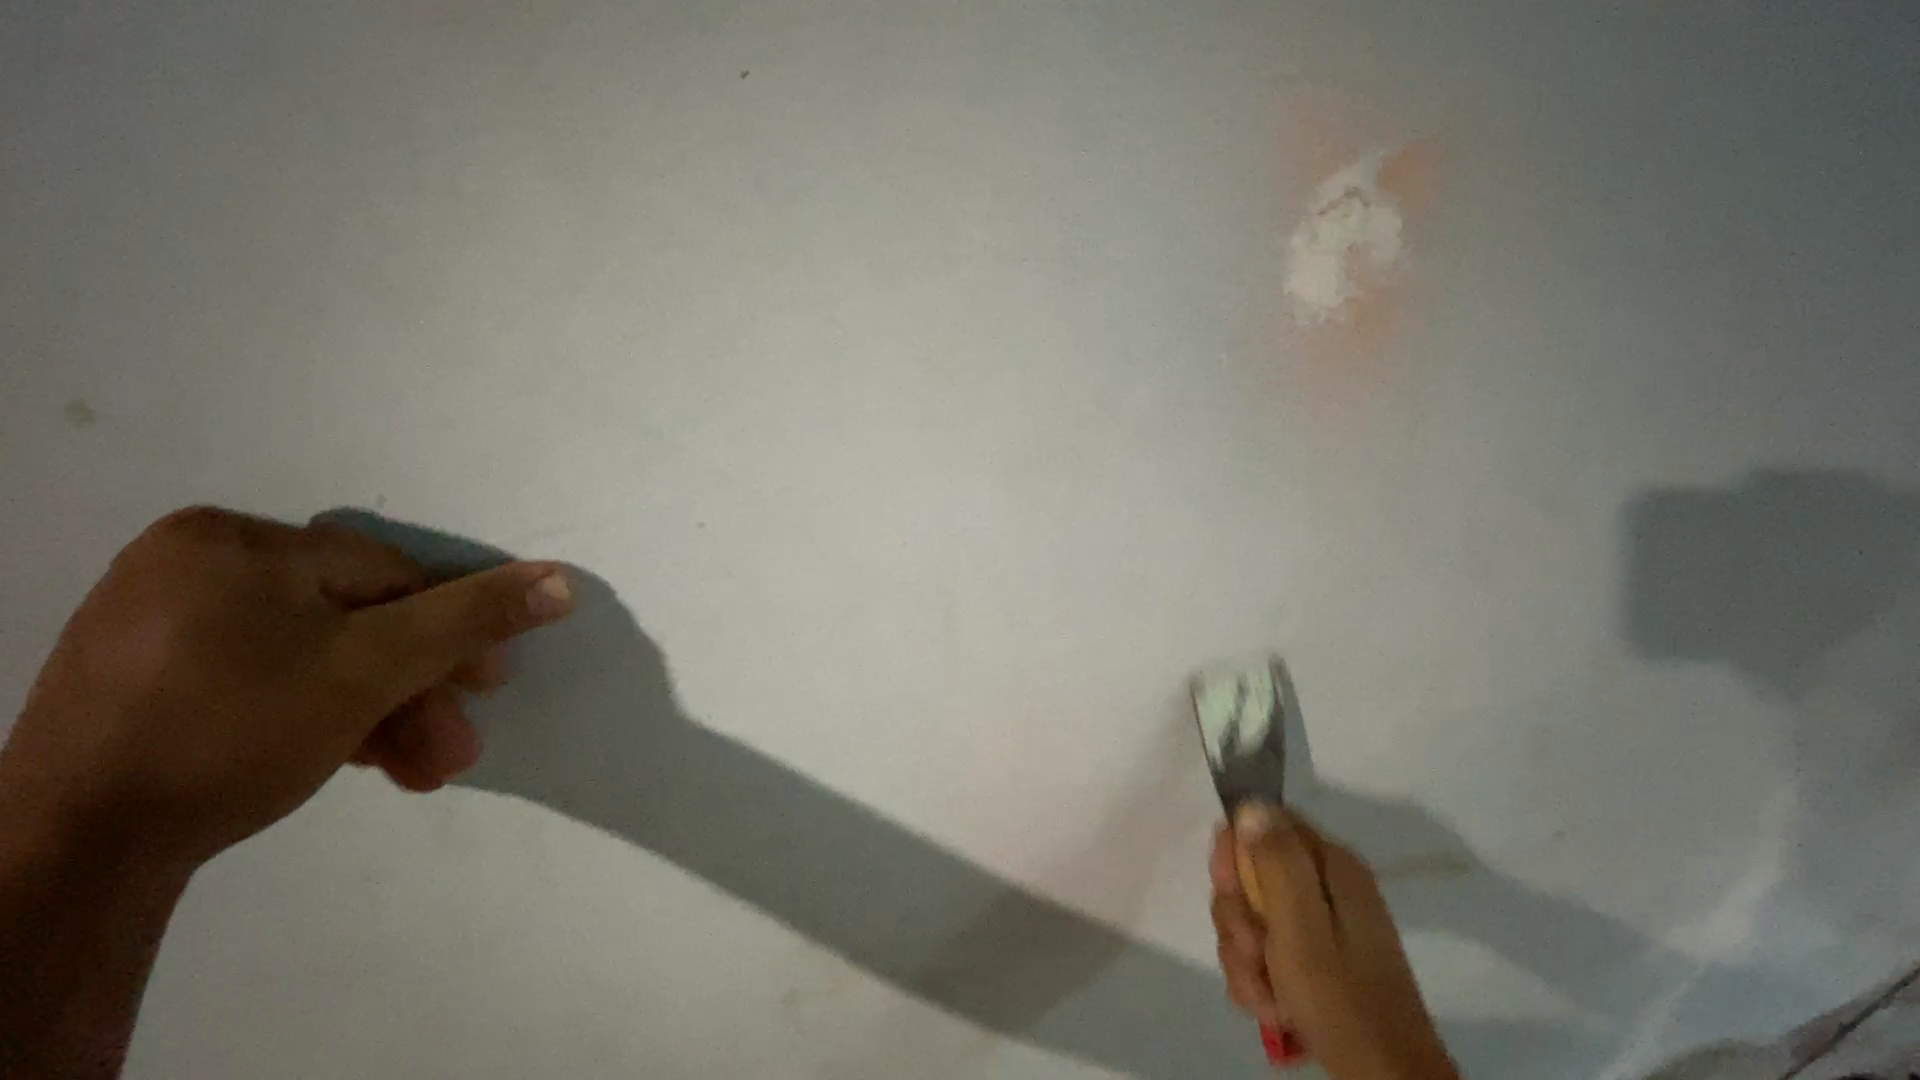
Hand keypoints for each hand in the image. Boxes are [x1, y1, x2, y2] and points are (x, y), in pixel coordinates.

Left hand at [0, 507, 575, 870]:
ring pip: (314, 657)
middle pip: (352, 621)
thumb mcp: (374, 667)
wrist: (73, 853)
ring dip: (380, 712)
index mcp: (234, 540)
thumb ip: (471, 618)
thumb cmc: (235, 731)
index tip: (489, 686)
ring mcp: (163, 624)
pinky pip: (269, 679)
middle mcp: (192, 565)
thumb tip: (561, 582)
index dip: (449, 630)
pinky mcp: (149, 679)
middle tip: (454, 748)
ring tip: (420, 769)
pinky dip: (324, 716)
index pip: (385, 575)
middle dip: (415, 690)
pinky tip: (359, 758)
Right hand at [1210, 806, 1456, 1079]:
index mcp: (1329, 864)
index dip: (1235, 855)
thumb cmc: (1340, 995)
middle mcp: (1323, 884)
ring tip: (1268, 990)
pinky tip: (1272, 1004)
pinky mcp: (1310, 958)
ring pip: (1248, 917)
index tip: (1233, 893)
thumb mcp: (1300, 924)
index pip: (1262, 824)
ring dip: (1244, 956)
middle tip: (1256, 951)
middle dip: (1238, 917)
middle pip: (1248, 873)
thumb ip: (1274, 860)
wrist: (1382, 1077)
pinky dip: (1256, 979)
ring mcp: (1317, 924)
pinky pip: (1260, 951)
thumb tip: (1251, 802)